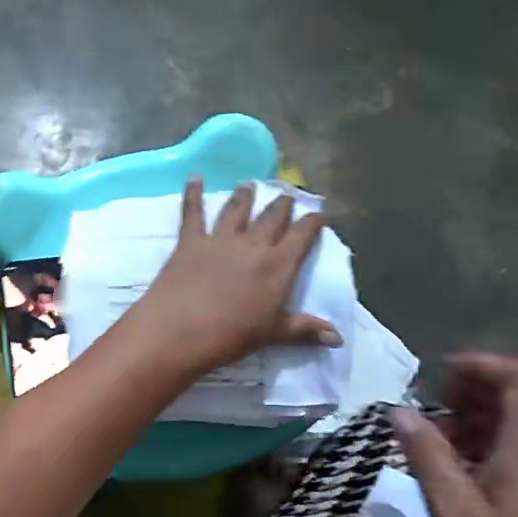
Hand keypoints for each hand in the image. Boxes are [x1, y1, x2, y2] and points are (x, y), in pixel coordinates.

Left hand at [122, 179, 341, 374]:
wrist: (179, 330)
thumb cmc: (230, 336)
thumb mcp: (272, 334)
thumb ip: (304, 329)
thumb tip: (338, 338)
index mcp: (278, 265)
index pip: (302, 236)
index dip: (312, 222)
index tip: (319, 214)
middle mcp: (253, 244)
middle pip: (271, 218)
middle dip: (281, 206)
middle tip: (286, 196)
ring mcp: (220, 239)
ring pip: (237, 210)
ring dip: (244, 197)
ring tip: (249, 185)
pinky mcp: (189, 241)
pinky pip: (192, 212)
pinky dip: (193, 194)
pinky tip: (194, 178)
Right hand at [388, 354, 517, 516]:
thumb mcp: (452, 510)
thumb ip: (427, 455)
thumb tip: (399, 412)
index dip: (487, 365)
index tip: (443, 372)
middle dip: (484, 384)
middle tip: (438, 396)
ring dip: (490, 409)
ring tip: (444, 426)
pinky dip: (501, 432)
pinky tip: (466, 455)